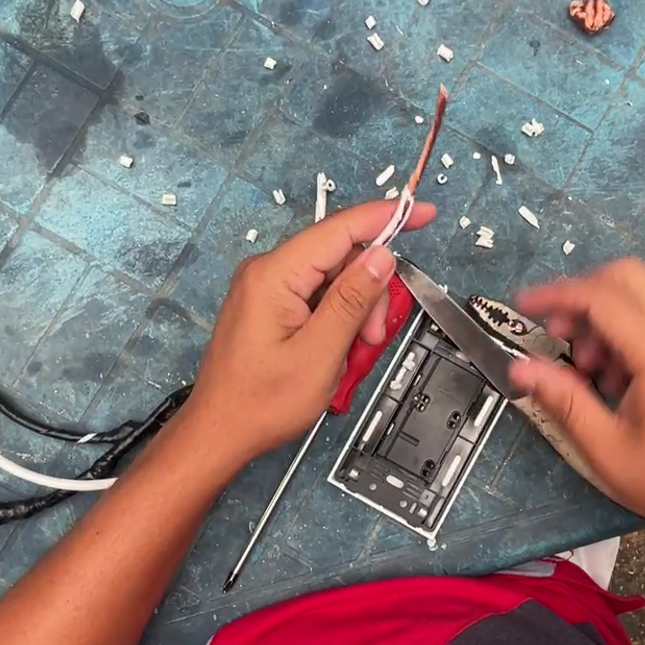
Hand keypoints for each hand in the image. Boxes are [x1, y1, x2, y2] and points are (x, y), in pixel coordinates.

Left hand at [180, 199, 436, 467]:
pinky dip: (336, 319)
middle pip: (339, 256)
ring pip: (332, 279)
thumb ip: (352, 300)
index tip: (423, 212)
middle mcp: (267, 272)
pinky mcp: (270, 305)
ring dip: (353, 311)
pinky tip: (335, 349)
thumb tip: (381, 255)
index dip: (386, 217)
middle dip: (367, 292)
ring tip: (348, 354)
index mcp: (275, 275)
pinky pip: (317, 297)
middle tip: (371, 337)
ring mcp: (267, 288)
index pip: (339, 229)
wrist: (221, 432)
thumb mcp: (320, 354)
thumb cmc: (260, 403)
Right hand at [509, 258, 644, 545]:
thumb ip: (562, 399)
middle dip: (582, 295)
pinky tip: (619, 382)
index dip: (554, 295)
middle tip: (558, 335)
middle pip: (626, 276)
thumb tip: (520, 368)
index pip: (600, 296)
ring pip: (644, 296)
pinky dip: (628, 332)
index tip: (523, 306)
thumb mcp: (607, 448)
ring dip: (605, 318)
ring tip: (590, 372)